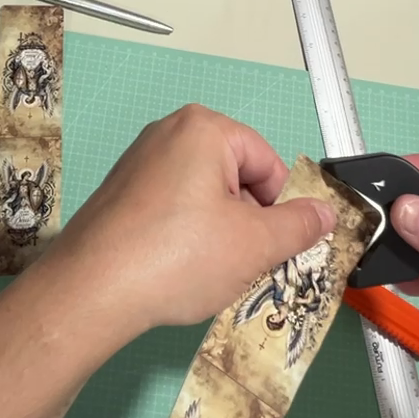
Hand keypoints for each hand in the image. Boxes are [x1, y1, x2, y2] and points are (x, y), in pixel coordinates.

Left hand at [36, 105, 334, 336]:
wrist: (92, 289)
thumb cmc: (176, 255)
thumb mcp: (255, 243)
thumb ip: (299, 225)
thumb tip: (326, 213)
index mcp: (204, 127)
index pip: (267, 162)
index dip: (279, 207)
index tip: (274, 244)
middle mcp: (169, 132)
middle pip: (236, 174)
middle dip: (248, 219)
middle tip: (241, 260)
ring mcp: (141, 159)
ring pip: (206, 193)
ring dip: (219, 230)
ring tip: (207, 268)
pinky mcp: (123, 189)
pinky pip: (174, 203)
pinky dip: (186, 232)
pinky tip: (177, 266)